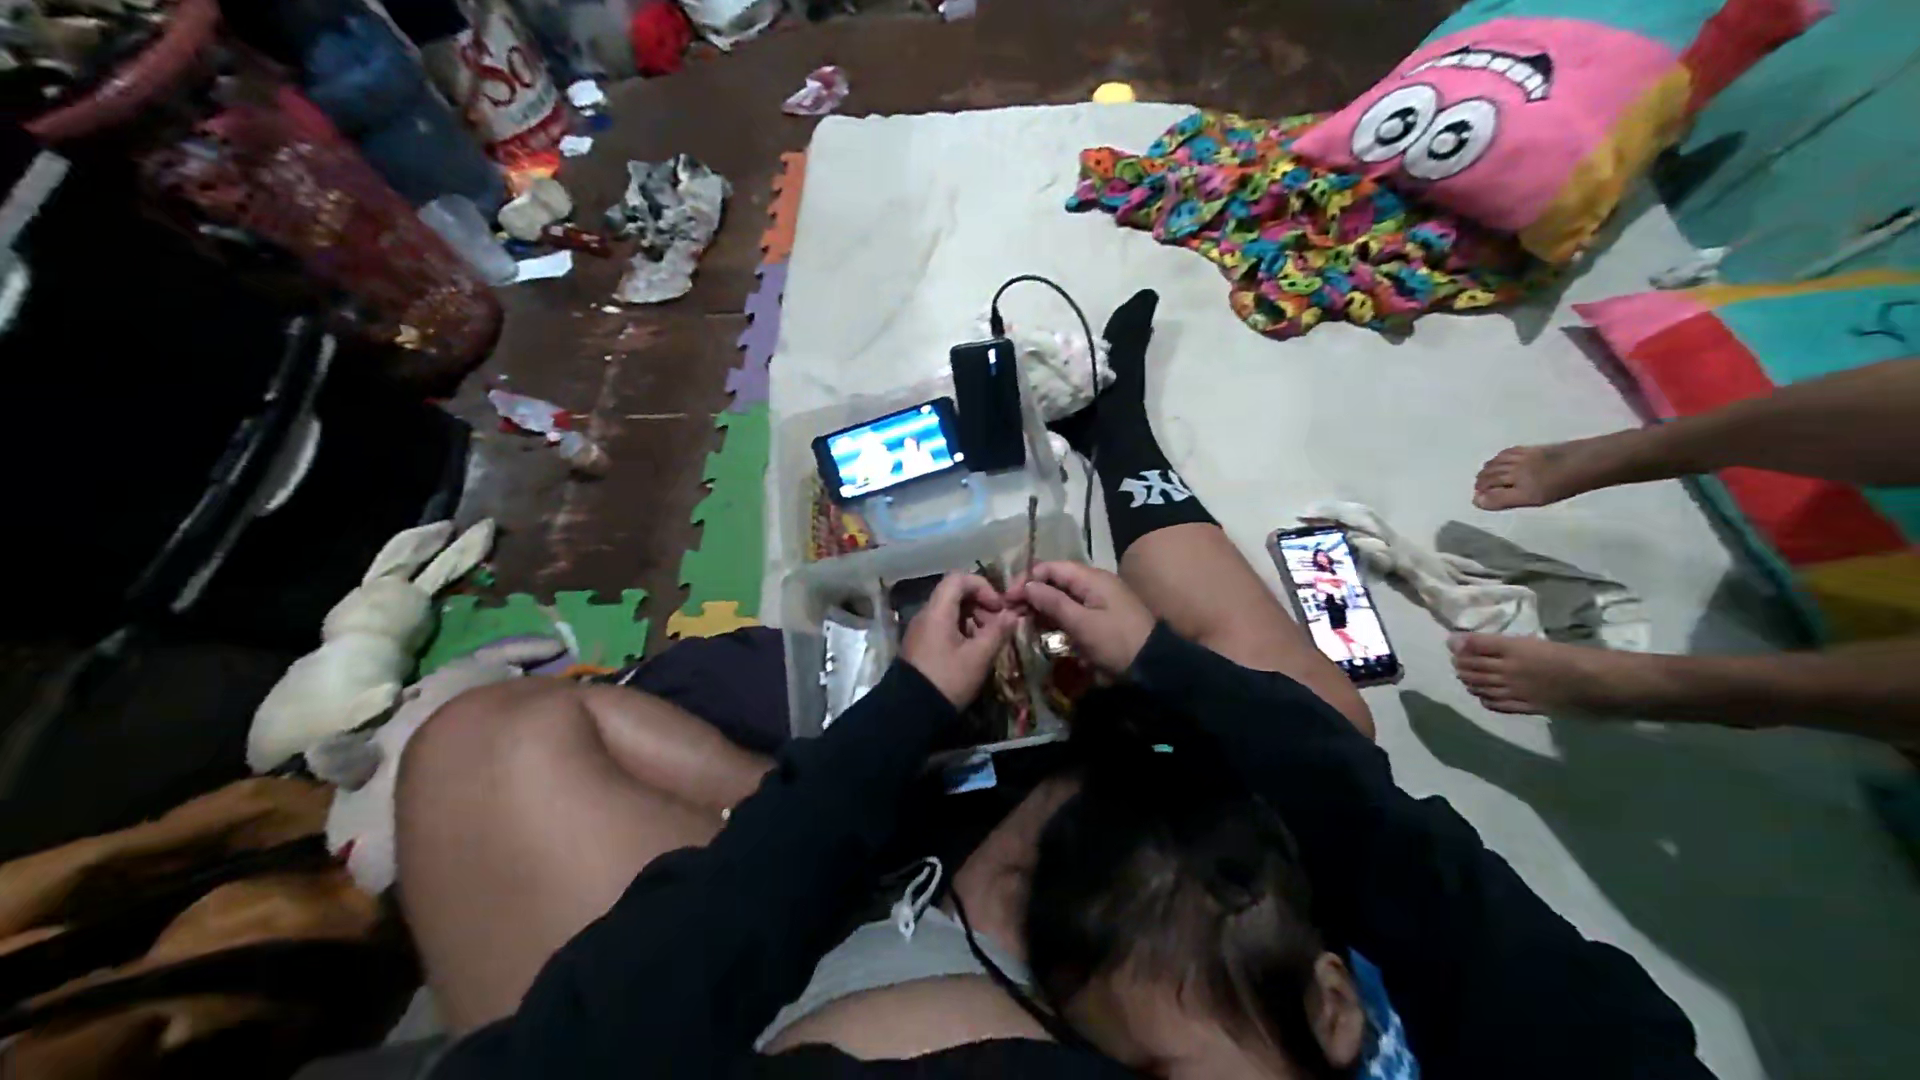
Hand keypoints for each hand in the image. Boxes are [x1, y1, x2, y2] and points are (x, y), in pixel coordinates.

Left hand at [900, 573, 1020, 708]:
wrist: (911, 711)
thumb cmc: (948, 679)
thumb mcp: (978, 657)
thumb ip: (997, 631)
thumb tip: (1012, 615)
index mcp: (937, 611)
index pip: (959, 579)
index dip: (982, 586)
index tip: (998, 607)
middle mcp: (926, 614)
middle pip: (955, 593)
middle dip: (980, 604)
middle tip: (997, 626)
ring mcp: (921, 630)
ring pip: (950, 611)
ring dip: (972, 619)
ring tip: (988, 640)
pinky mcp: (920, 644)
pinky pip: (943, 626)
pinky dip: (961, 630)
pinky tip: (973, 650)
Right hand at [1010, 561, 1153, 676]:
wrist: (1154, 665)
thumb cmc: (1117, 641)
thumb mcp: (1082, 623)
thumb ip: (1053, 603)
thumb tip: (1028, 586)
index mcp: (1090, 578)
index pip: (1050, 568)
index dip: (1027, 580)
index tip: (1007, 598)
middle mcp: (1093, 582)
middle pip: (1054, 580)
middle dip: (1031, 593)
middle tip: (1011, 612)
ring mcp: (1097, 599)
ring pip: (1061, 595)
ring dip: (1041, 606)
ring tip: (1022, 621)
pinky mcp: (1099, 615)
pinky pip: (1071, 609)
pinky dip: (1055, 616)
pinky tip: (1041, 628)